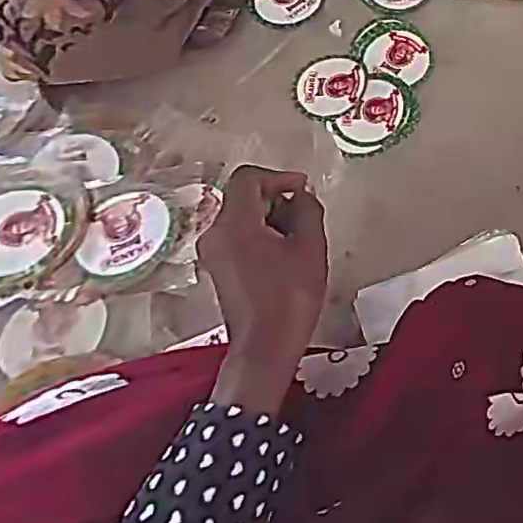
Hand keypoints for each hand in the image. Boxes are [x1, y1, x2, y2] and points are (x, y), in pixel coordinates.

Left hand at [199, 166, 328, 413]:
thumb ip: (307, 209)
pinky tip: (284, 252)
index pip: (248, 178)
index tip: (303, 188)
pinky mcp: (218, 267)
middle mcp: (214, 233)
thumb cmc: (290, 294)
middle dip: (276, 198)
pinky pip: (238, 235)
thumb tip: (300, 194)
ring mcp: (212, 252)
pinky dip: (261, 232)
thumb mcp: (310, 245)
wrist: (265, 346)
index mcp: (234, 223)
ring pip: (241, 215)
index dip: (279, 176)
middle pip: (243, 196)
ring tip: (299, 235)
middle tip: (305, 214)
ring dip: (271, 216)